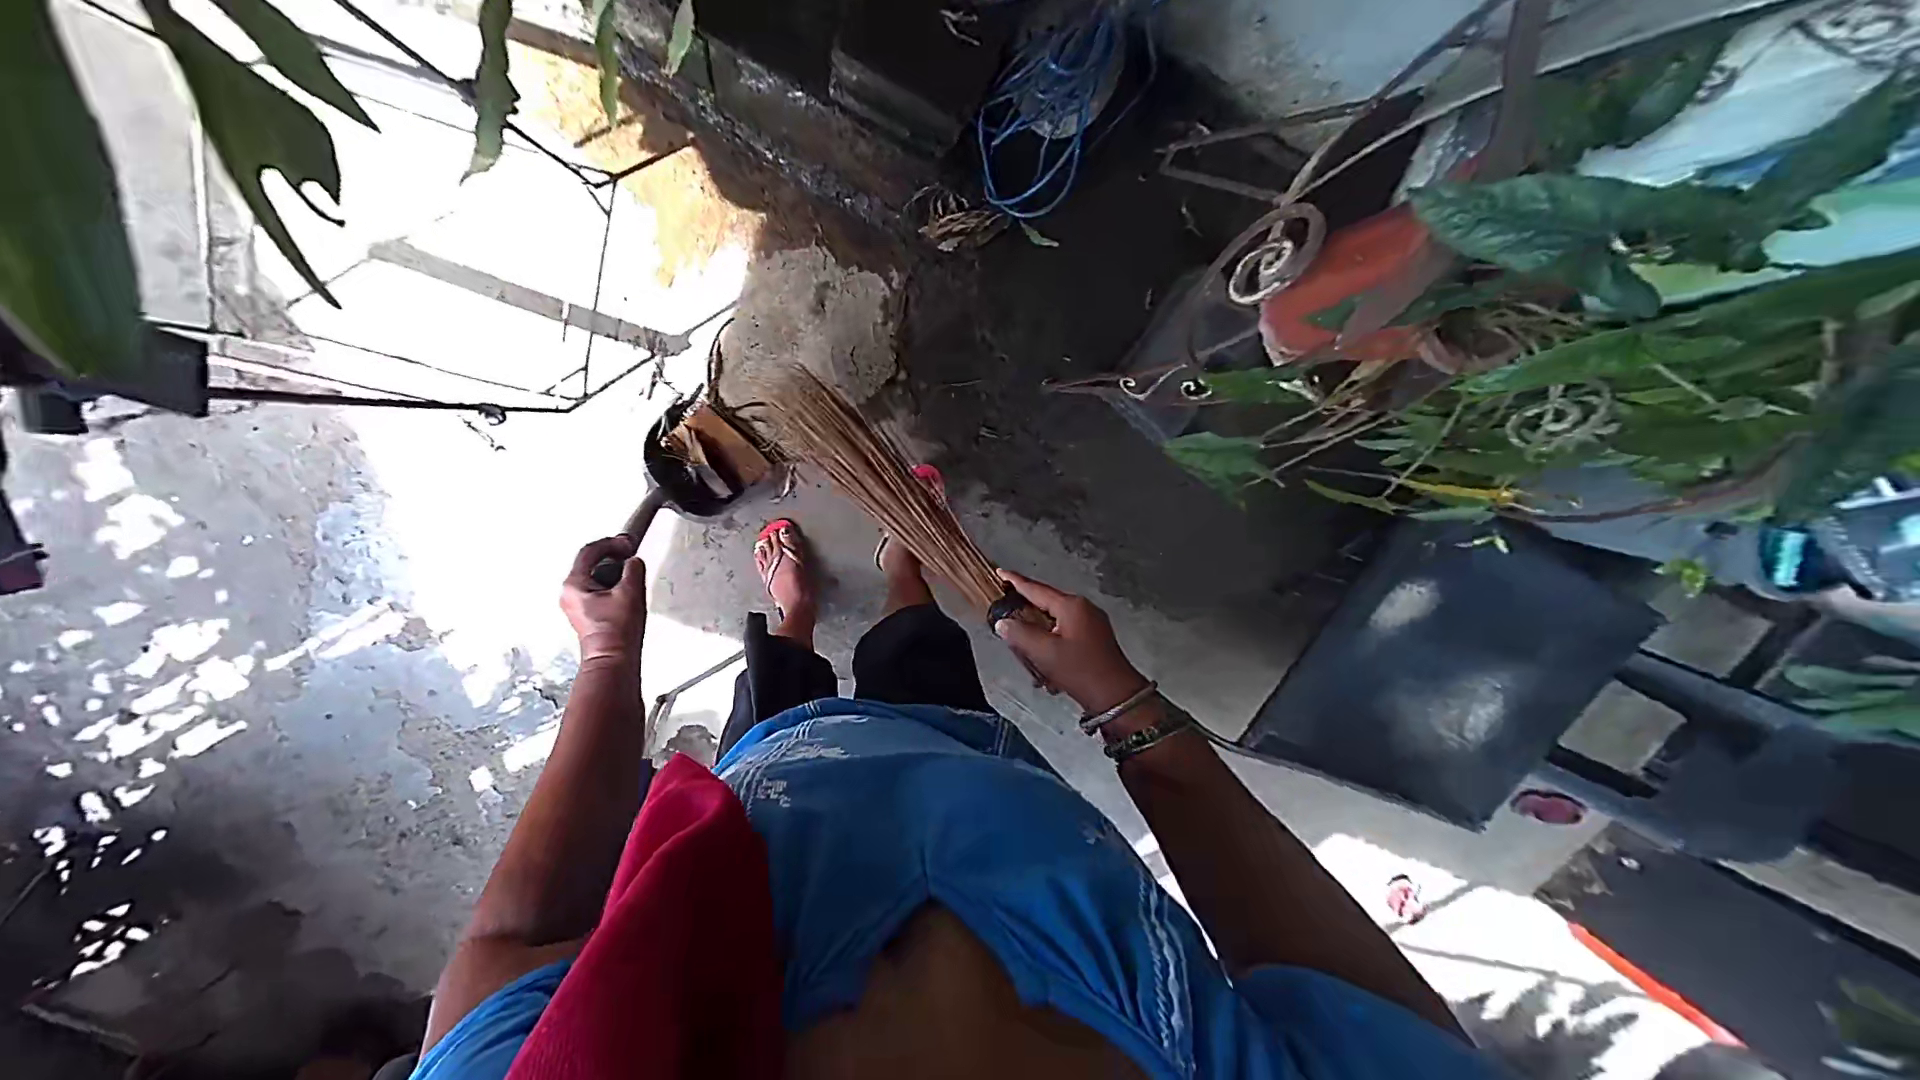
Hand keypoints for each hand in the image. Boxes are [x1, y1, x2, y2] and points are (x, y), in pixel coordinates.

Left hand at [561, 536, 646, 663]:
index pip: (590, 552)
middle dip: (612, 556)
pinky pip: (596, 590)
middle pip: (589, 563)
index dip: (611, 543)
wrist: (613, 658)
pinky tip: (626, 589)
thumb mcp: (630, 592)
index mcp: (574, 585)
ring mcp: (576, 605)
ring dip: (613, 571)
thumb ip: (633, 570)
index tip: (627, 543)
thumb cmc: (617, 631)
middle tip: (629, 553)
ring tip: (631, 572)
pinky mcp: (586, 614)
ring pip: (594, 577)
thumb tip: (633, 562)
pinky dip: (611, 584)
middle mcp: (570, 594)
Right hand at [993, 569, 1149, 713]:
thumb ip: (1019, 634)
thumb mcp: (1044, 653)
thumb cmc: (1080, 671)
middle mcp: (1083, 608)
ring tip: (1029, 659)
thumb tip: (1003, 623)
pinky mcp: (1095, 638)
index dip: (1016, 581)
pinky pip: (1064, 634)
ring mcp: (1092, 623)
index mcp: (1071, 606)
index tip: (1001, 572)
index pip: (1036, 589)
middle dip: (1026, 618)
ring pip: (1054, 623)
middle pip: (1045, 605)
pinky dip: (1052, 647)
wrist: (1117, 697)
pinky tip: (1047, 670)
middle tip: (1007, 626)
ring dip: (1039, 640)